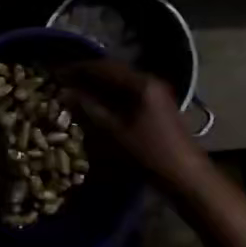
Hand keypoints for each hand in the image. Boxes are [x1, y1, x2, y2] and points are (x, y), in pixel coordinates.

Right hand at [61, 60, 210, 190]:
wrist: (188, 178)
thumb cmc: (150, 154)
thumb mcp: (114, 133)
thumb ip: (89, 109)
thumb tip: (65, 92)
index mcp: (141, 83)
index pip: (104, 68)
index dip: (79, 69)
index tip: (57, 73)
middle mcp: (150, 81)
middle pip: (113, 71)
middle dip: (87, 75)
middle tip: (64, 81)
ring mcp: (156, 93)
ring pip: (120, 82)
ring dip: (98, 85)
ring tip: (76, 91)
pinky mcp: (157, 106)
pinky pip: (128, 92)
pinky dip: (110, 95)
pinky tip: (96, 104)